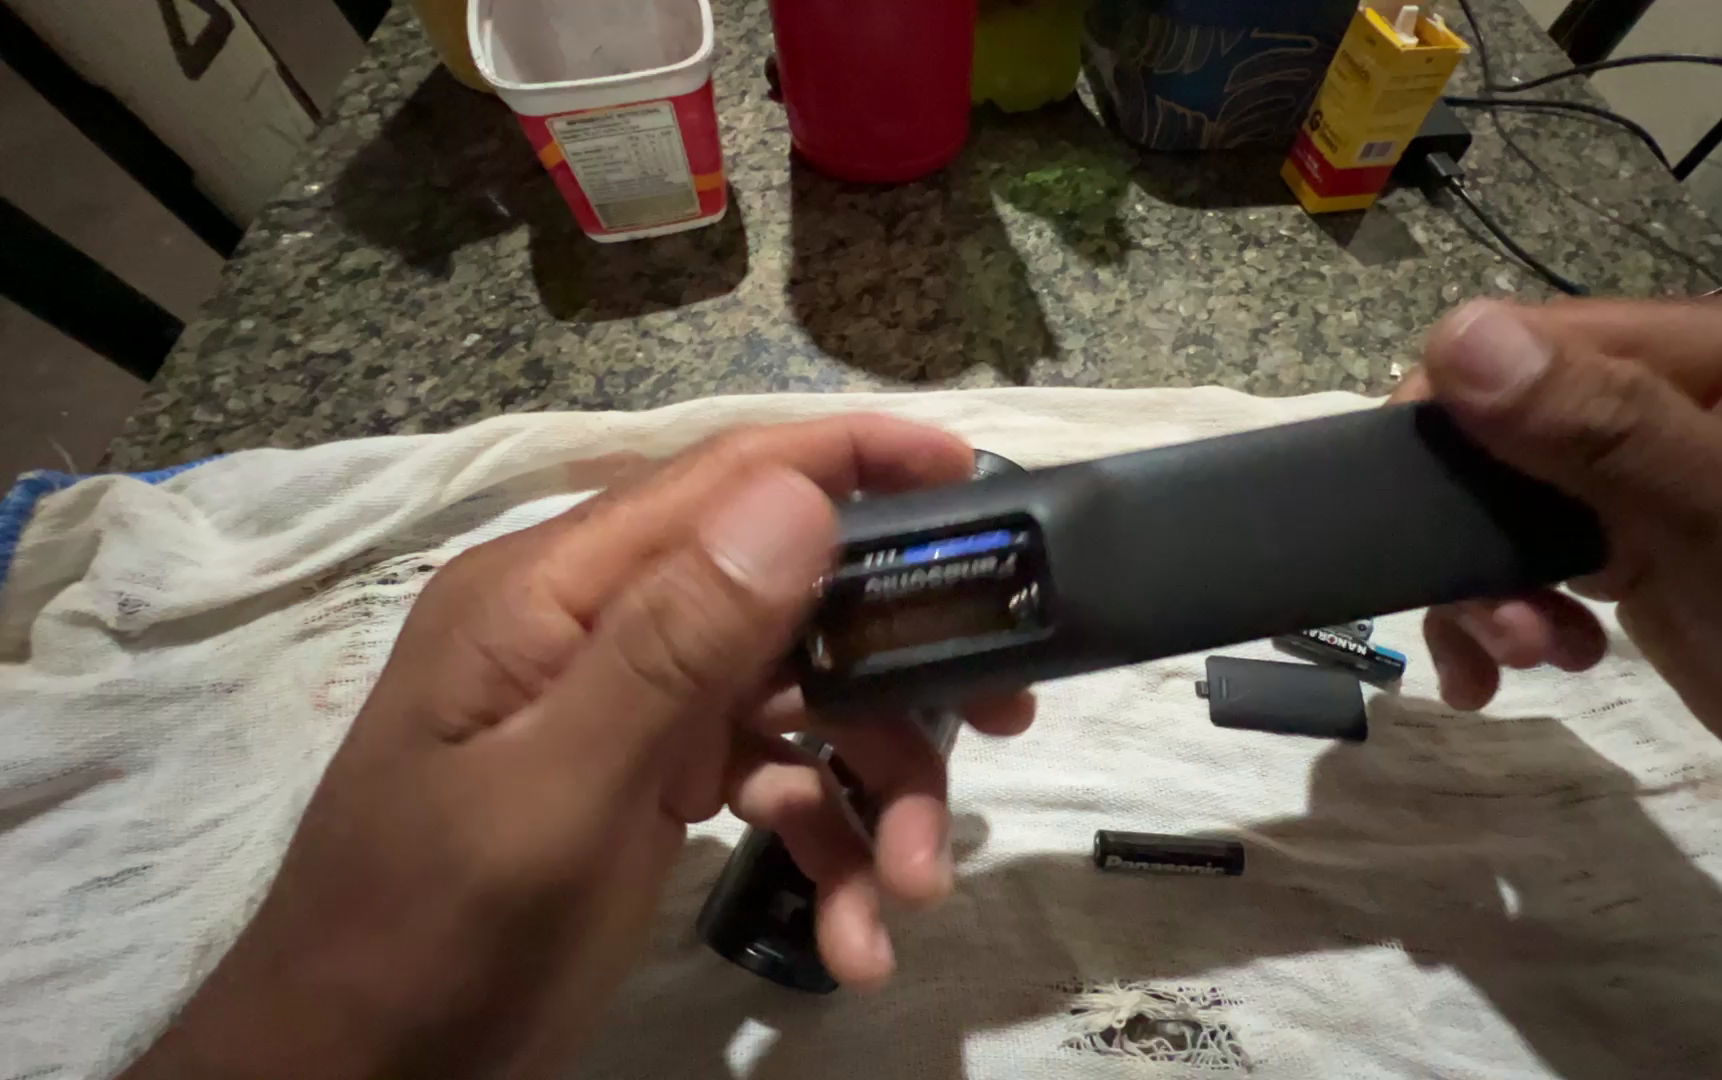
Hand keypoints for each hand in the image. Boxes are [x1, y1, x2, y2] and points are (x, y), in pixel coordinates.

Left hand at [122, 416, 1034, 1079]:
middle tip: (1008, 707)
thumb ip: (674, 644)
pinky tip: (856, 931)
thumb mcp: (557, 798)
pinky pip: (781, 772)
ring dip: (878, 785)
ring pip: (809, 697)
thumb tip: (798, 503)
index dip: (854, 457)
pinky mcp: (672, 761)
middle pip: (800, 597)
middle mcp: (617, 619)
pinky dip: (830, 838)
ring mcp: (651, 693)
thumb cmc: (436, 942)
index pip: (732, 477)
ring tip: (912, 884)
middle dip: (906, 663)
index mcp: (567, 588)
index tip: (963, 468)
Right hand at [1399, 291, 1721, 861]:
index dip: (1452, 415)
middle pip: (1504, 431)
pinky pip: (1526, 559)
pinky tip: (1521, 665)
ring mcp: (1655, 481)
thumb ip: (1607, 431)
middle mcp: (1689, 403)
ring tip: (1520, 655)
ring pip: (1501, 504)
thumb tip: (1454, 337)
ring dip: (1484, 586)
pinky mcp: (1633, 549)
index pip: (1537, 344)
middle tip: (1492, 619)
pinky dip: (1504, 615)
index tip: (1409, 507)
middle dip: (1469, 527)